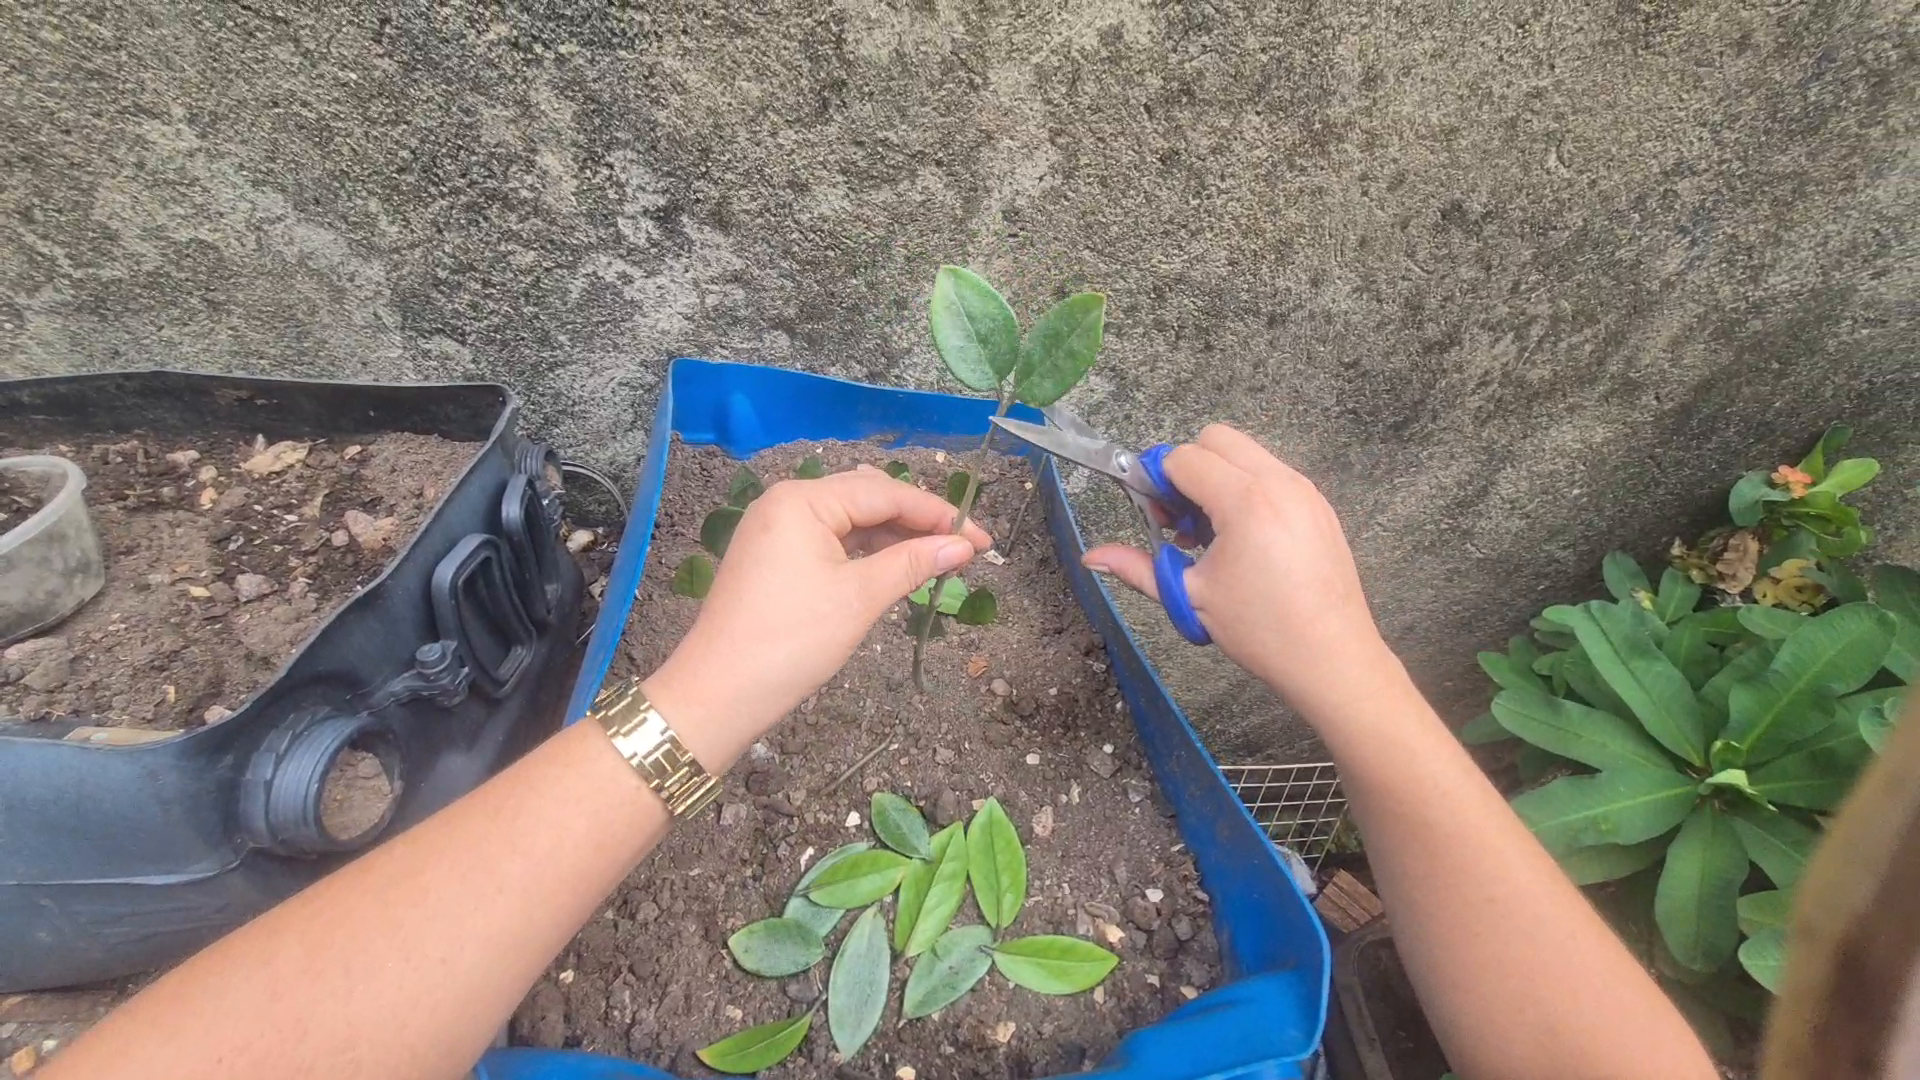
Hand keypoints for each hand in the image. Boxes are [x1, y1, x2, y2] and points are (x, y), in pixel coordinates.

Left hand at [644, 467, 990, 770]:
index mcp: (803, 499)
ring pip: (852, 521)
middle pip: (869, 498)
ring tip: (938, 561)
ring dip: (895, 538)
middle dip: (918, 521)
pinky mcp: (776, 557)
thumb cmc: (791, 641)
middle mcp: (788, 502)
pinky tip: (896, 568)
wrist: (719, 694)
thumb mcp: (859, 598)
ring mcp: (778, 530)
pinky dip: (867, 554)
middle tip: (963, 549)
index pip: (886, 492)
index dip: (938, 515)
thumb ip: (913, 563)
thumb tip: (963, 546)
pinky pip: (833, 542)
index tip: (981, 539)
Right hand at [1083, 425, 1395, 715]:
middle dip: (1187, 469)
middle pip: (1215, 439)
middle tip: (1180, 520)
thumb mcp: (1189, 597)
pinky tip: (1241, 540)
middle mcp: (1279, 482)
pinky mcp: (1318, 504)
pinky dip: (1244, 490)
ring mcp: (1305, 490)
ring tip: (1210, 535)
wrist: (1333, 659)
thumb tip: (1090, 557)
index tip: (1154, 520)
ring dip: (1216, 479)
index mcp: (1246, 501)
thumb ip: (1136, 568)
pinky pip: (1270, 473)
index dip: (1157, 482)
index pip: (1184, 458)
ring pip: (1245, 453)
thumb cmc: (1259, 630)